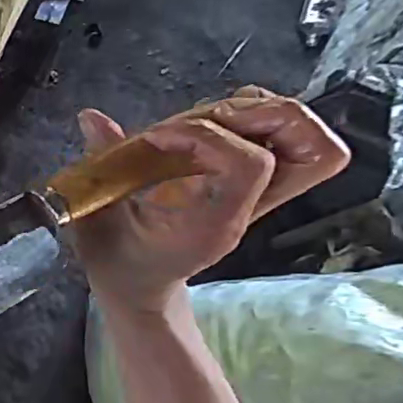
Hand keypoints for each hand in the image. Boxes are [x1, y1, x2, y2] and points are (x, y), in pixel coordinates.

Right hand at [70, 86, 348, 312]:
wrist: (143, 292)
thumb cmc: (120, 265)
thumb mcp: (99, 223)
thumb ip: (98, 169)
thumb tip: (91, 118)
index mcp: (217, 222)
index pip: (250, 164)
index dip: (205, 136)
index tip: (158, 138)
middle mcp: (249, 206)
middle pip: (312, 149)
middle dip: (262, 114)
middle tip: (204, 117)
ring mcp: (256, 196)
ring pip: (306, 138)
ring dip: (258, 110)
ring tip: (203, 119)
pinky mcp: (249, 184)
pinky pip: (280, 136)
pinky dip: (253, 115)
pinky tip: (210, 123)